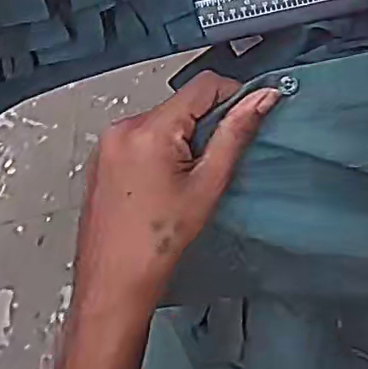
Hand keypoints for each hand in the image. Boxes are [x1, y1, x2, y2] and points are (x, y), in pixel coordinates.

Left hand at [75, 71, 279, 310]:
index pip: (205, 85)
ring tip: (188, 178)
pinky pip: (147, 133)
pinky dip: (166, 146)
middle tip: (214, 162)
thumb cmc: (157, 242)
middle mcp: (124, 128)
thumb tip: (262, 99)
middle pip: (185, 101)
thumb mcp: (209, 182)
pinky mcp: (105, 155)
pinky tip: (168, 182)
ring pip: (167, 117)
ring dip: (187, 136)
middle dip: (208, 123)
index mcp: (150, 130)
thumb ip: (237, 132)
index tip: (248, 117)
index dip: (234, 96)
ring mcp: (110, 141)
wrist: (114, 283)